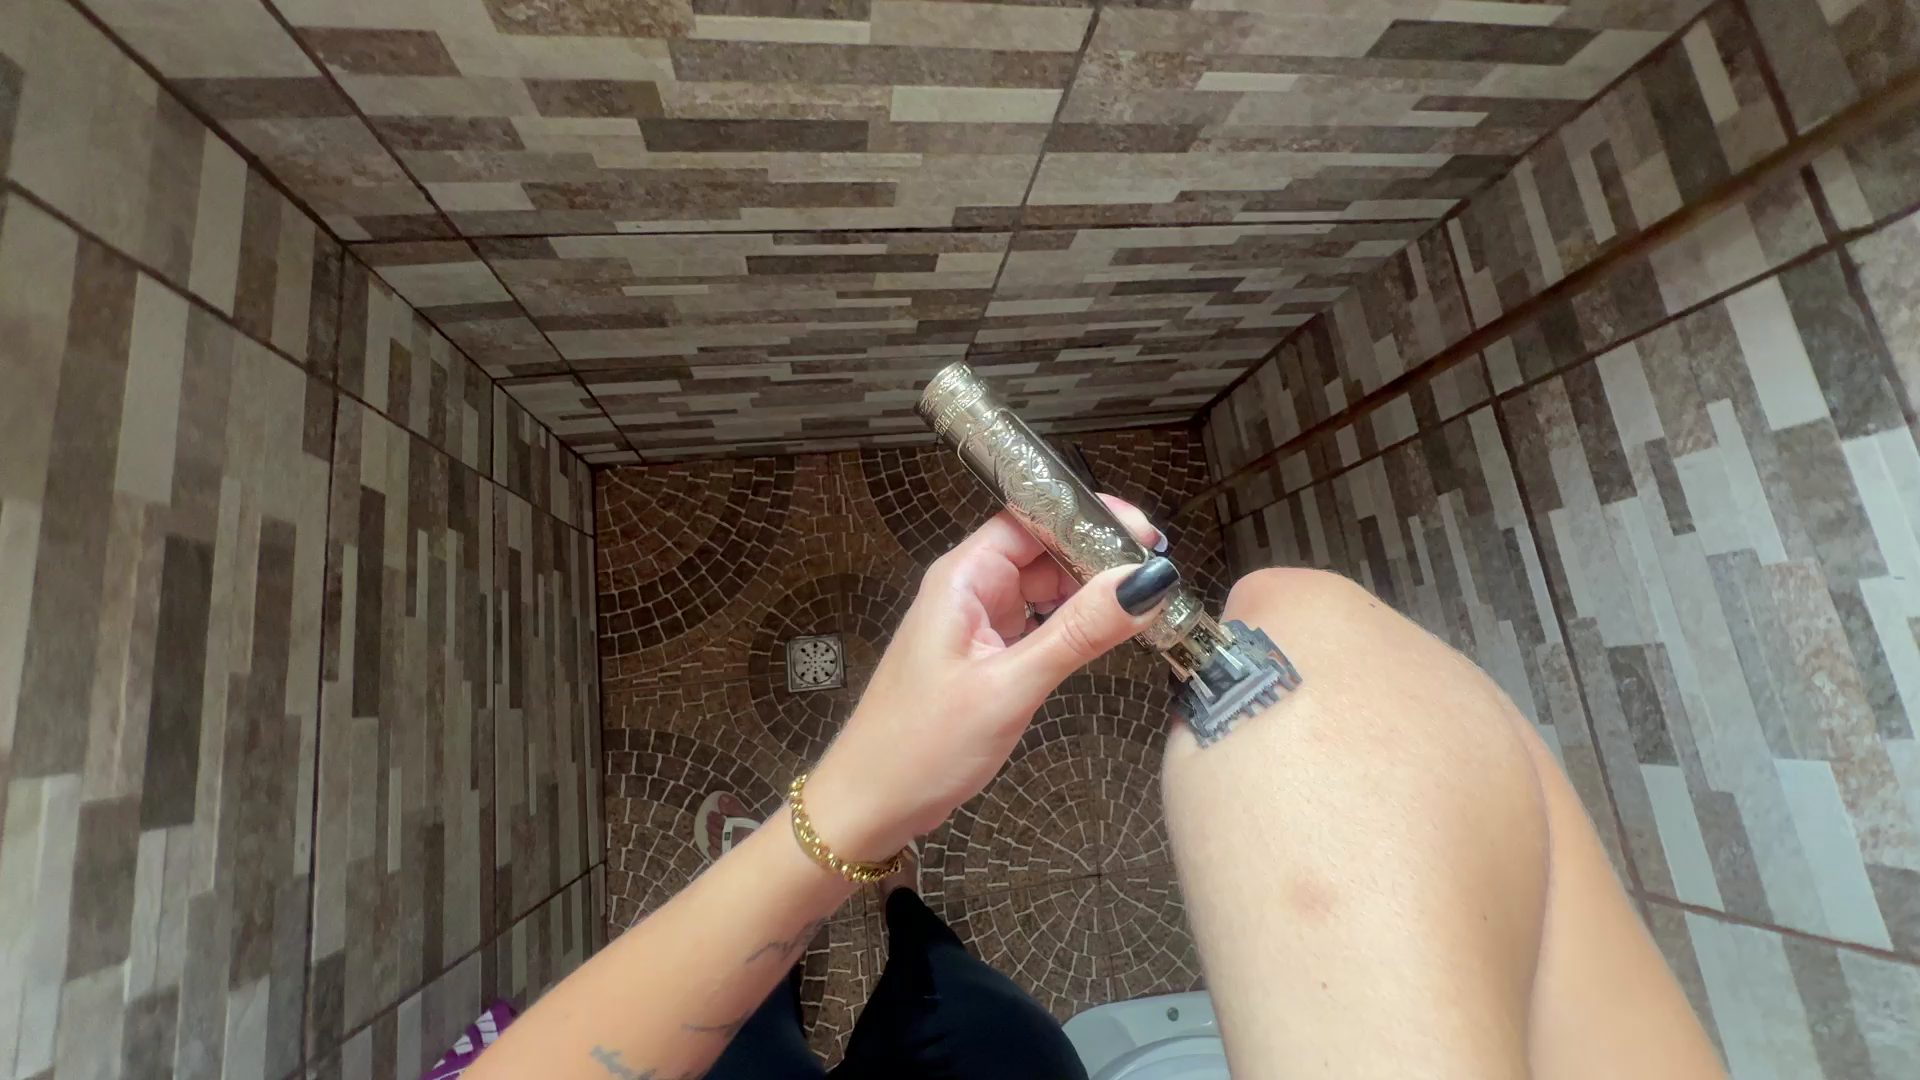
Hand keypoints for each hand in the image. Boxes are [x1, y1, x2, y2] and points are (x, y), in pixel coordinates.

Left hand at [803, 498, 1178, 860]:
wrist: (872, 803)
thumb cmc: (923, 745)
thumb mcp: (1008, 686)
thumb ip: (1077, 633)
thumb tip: (1144, 583)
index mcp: (963, 577)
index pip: (1030, 518)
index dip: (1087, 515)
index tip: (1144, 533)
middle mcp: (970, 588)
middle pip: (1041, 548)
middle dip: (1097, 554)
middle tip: (1158, 573)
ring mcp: (977, 621)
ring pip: (1043, 586)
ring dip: (1088, 590)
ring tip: (1144, 600)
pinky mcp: (985, 653)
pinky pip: (1036, 621)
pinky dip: (1071, 623)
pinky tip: (1105, 631)